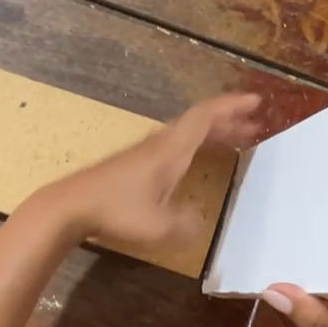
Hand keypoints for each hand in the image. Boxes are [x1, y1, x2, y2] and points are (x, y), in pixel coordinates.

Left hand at [33, 93, 263, 246]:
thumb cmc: (115, 210)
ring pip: (186, 134)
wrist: (71, 205)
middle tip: (256, 125)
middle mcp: (160, 145)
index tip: (256, 101)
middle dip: (229, 121)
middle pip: (199, 122)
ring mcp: (146, 153)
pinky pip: (175, 146)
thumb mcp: (157, 225)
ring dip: (214, 134)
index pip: (205, 117)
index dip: (232, 106)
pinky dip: (195, 147)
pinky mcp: (135, 164)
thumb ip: (184, 225)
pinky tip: (197, 163)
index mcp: (170, 150)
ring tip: (237, 142)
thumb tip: (200, 224)